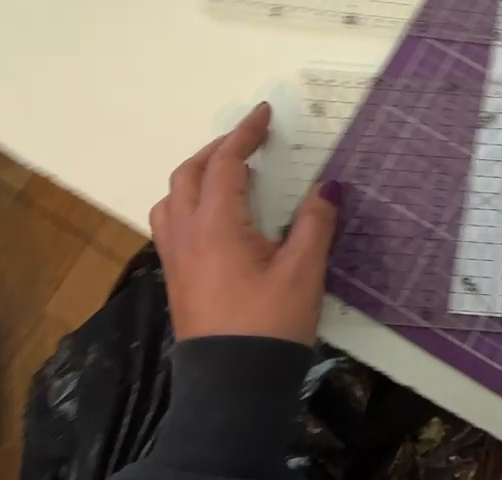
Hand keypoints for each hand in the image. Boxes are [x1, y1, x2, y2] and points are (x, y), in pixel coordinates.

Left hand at [150, 102, 343, 343]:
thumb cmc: (270, 322)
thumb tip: (329, 186)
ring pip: (172, 200)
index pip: (225, 164)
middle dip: (217, 149)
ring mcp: (177, 260)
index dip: (244, 134)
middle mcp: (187, 236)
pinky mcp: (178, 281)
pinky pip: (173, 225)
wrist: (233, 388)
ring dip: (197, 175)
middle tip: (249, 139)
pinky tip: (219, 216)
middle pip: (188, 175)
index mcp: (216, 226)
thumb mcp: (304, 269)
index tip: (264, 113)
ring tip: (229, 172)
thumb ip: (316, 221)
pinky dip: (191, 203)